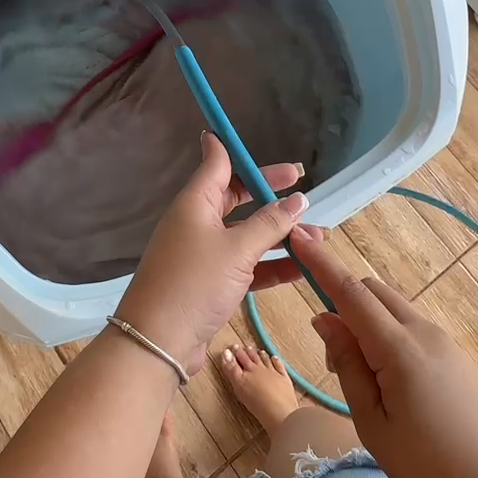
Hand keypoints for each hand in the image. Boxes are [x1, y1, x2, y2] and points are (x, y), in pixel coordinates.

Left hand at [115, 132, 314, 372]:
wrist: (159, 341)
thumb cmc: (195, 282)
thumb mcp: (237, 250)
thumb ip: (269, 224)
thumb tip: (298, 199)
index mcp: (196, 203)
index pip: (216, 164)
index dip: (232, 149)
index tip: (243, 135)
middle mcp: (198, 222)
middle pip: (236, 197)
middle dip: (268, 192)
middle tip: (302, 183)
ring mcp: (204, 253)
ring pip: (247, 234)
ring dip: (279, 233)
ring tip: (318, 235)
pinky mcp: (212, 282)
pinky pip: (246, 264)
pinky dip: (271, 264)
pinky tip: (303, 267)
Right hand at [291, 228, 477, 477]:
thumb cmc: (434, 471)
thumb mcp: (374, 426)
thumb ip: (347, 365)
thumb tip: (324, 319)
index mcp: (399, 347)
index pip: (349, 290)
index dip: (320, 261)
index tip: (296, 234)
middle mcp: (424, 332)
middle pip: (372, 291)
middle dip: (342, 298)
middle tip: (331, 353)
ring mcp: (445, 343)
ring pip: (392, 309)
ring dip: (365, 321)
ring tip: (362, 381)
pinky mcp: (458, 359)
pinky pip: (411, 328)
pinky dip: (387, 335)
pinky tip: (390, 384)